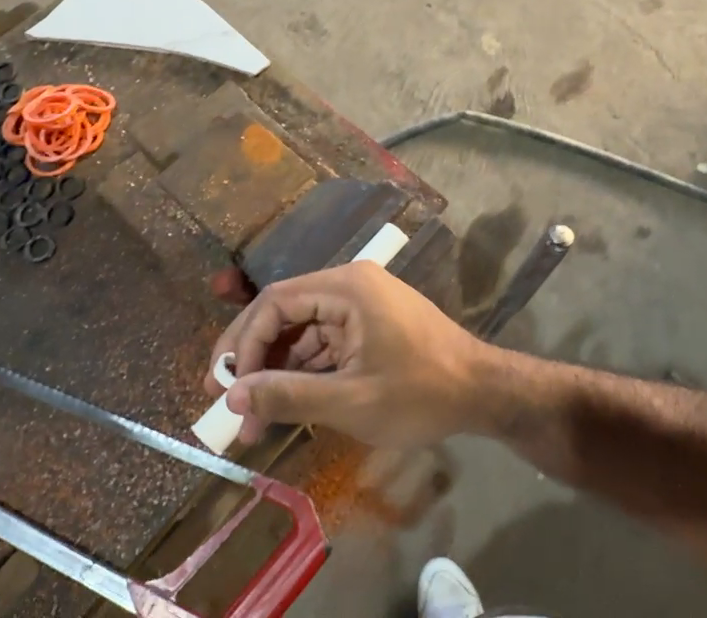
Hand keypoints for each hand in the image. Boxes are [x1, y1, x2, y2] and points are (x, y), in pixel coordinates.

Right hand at [206, 262, 493, 447]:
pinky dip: (304, 374)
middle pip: (285, 313)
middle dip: (254, 358)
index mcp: (347, 288)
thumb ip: (288, 395)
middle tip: (223, 400)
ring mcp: (362, 306)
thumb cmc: (420, 393)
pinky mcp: (370, 327)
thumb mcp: (350, 400)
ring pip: (302, 333)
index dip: (244, 344)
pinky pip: (324, 345)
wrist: (483, 393)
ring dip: (277, 373)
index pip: (276, 302)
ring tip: (253, 421)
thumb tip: (231, 395)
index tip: (227, 389)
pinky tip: (285, 407)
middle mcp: (350, 286)